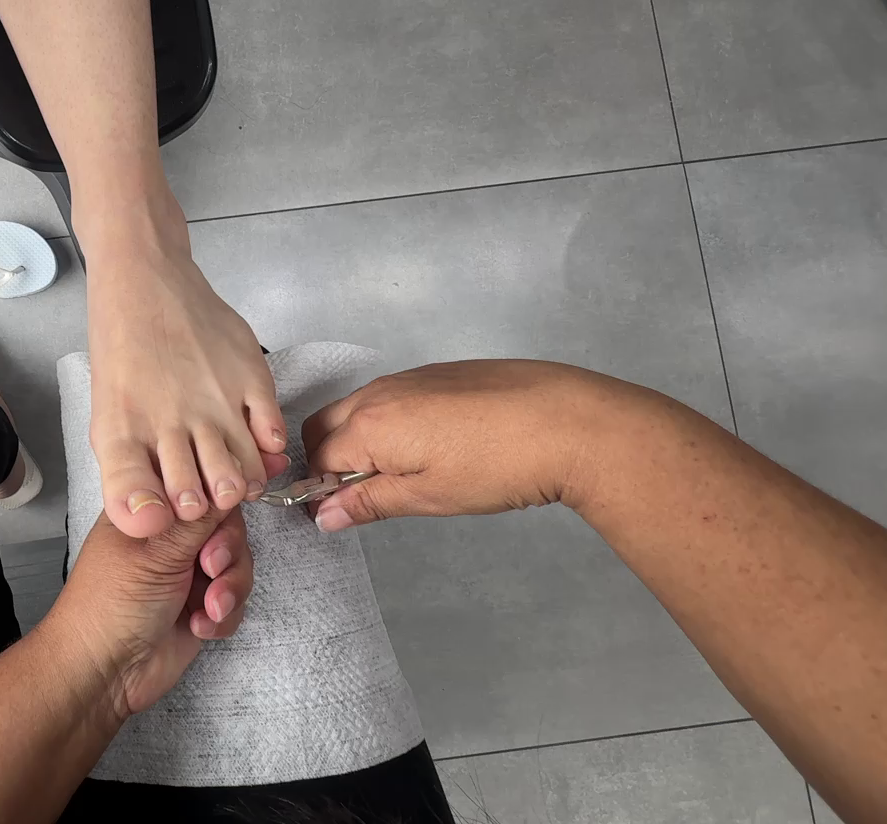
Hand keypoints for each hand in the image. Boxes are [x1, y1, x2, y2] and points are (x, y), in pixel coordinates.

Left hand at [44, 504, 252, 719]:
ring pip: (236, 562)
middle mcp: (172, 535)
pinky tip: (200, 628)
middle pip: (227, 525)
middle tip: (210, 569)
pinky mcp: (203, 605)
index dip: (220, 497)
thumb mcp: (156, 554)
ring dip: (229, 587)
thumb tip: (231, 479)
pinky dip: (224, 614)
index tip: (228, 513)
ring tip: (209, 610)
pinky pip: (234, 598)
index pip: (199, 486)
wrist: (105, 673)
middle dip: (226, 550)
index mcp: (152, 509)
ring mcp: (188, 570)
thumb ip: (198, 520)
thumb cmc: (114, 602)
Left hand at [84, 219, 289, 536]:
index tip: (169, 511)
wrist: (145, 282)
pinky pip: (272, 432)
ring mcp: (214, 397)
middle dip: (208, 506)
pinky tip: (256, 439)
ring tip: (233, 471)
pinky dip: (268, 447)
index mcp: (123, 431)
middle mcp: (169, 420)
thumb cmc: (123, 354)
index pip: (143, 502)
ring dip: (241, 482)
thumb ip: (127, 472)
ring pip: (242, 473)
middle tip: (209, 492)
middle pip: (204, 498)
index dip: (160, 517)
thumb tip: (154, 521)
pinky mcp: (250, 374)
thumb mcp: (108, 416)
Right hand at [301, 359, 668, 531]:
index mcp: (367, 426)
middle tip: (366, 492)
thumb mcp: (429, 497)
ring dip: (357, 439)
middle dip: (327, 459)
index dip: (321, 489)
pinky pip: (386, 397)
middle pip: (323, 427)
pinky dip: (385, 421)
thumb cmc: (495, 467)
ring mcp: (404, 378)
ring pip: (354, 409)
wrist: (568, 421)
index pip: (317, 459)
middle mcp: (375, 394)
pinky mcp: (432, 372)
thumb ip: (368, 503)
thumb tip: (322, 515)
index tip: (341, 513)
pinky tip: (433, 444)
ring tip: (405, 470)